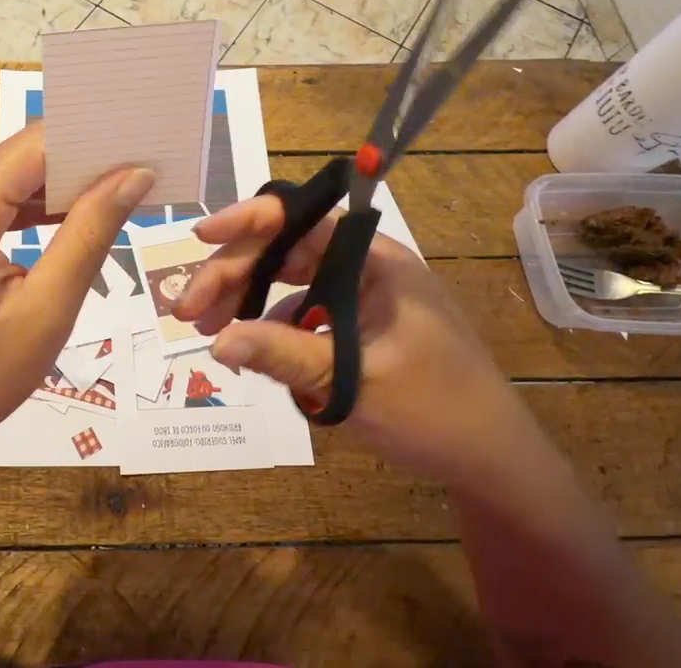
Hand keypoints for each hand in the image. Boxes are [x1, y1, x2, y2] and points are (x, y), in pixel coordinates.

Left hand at [0, 124, 153, 518]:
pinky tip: (72, 217)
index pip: (37, 144)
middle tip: (145, 165)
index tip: (145, 139)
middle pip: (20, 156)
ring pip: (6, 178)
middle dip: (81, 158)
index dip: (93, 136)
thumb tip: (133, 174)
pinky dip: (29, 208)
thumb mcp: (46, 311)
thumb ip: (89, 233)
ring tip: (122, 188)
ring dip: (58, 185)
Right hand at [173, 196, 547, 490]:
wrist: (493, 461)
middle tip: (187, 310)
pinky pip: (303, 313)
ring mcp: (360, 297)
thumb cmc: (436, 411)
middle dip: (233, 274)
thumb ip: (284, 356)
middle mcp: (365, 267)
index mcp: (375, 260)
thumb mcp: (354, 382)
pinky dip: (271, 326)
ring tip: (203, 329)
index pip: (302, 219)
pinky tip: (248, 350)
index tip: (201, 236)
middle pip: (284, 250)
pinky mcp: (356, 327)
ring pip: (287, 282)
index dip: (248, 221)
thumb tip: (216, 342)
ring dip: (245, 300)